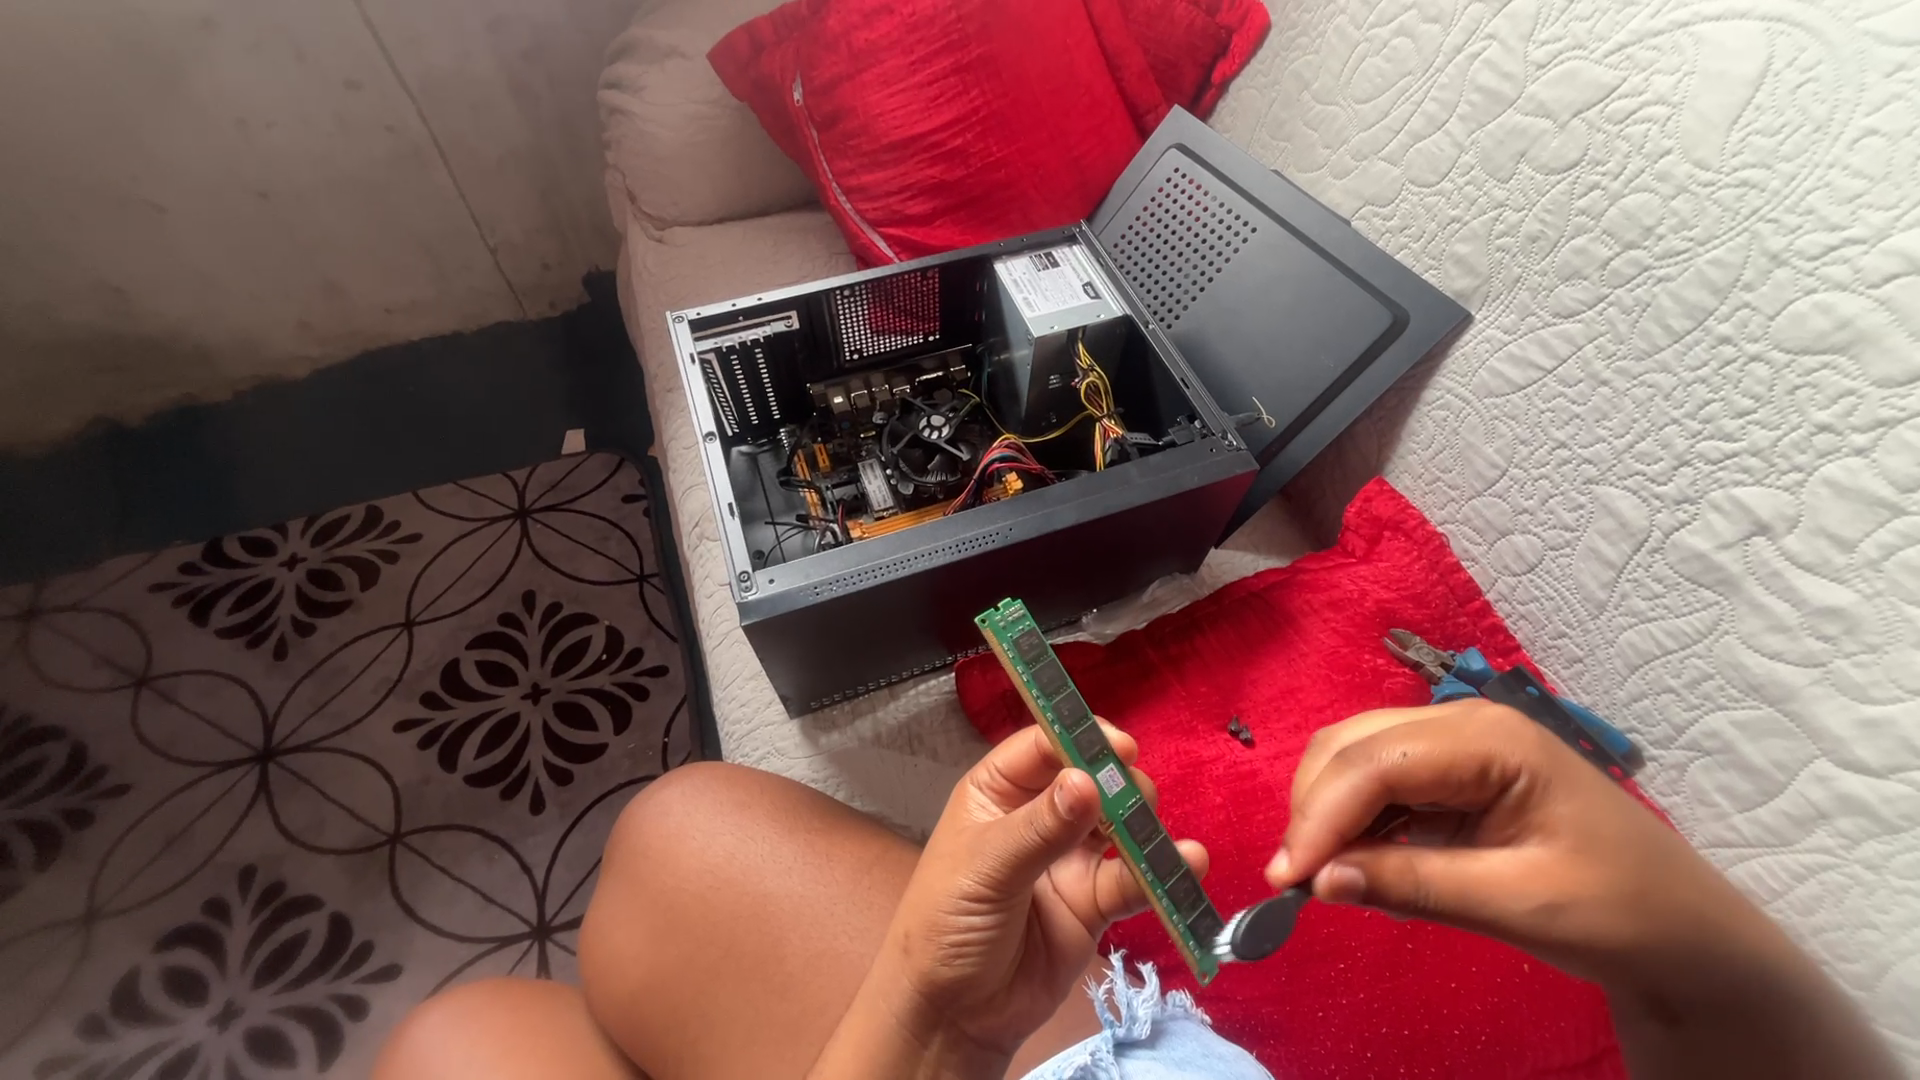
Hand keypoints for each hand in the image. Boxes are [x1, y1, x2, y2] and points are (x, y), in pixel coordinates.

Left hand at [827, 720, 1206, 1075]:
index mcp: (999, 792)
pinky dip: (1159, 872)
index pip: (1043, 747)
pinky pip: (1131, 879)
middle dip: (1117, 778)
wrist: (954, 1015)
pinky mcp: (1093, 903)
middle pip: (1089, 779)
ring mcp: (1069, 859)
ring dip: (1142, 820)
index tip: (1118, 746)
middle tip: (1134, 793)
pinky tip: (1188, 862)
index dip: (1079, 738)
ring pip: (1117, 824)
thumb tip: (1087, 781)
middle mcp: (1038, 816)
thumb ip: (1039, 828)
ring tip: (1153, 827)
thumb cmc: (945, 924)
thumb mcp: (986, 868)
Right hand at [1268, 700, 1900, 1079]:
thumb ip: (1412, 884)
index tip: (1287, 878)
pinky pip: (1373, 781)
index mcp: (1490, 739)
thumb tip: (1318, 881)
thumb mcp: (1520, 905)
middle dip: (1312, 808)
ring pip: (1350, 757)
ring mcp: (1451, 742)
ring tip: (1317, 873)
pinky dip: (1348, 818)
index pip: (1375, 763)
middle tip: (1295, 879)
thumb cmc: (1624, 913)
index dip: (1321, 817)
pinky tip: (1351, 859)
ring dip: (1323, 810)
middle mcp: (1459, 723)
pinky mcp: (1445, 771)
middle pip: (1350, 747)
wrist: (1692, 934)